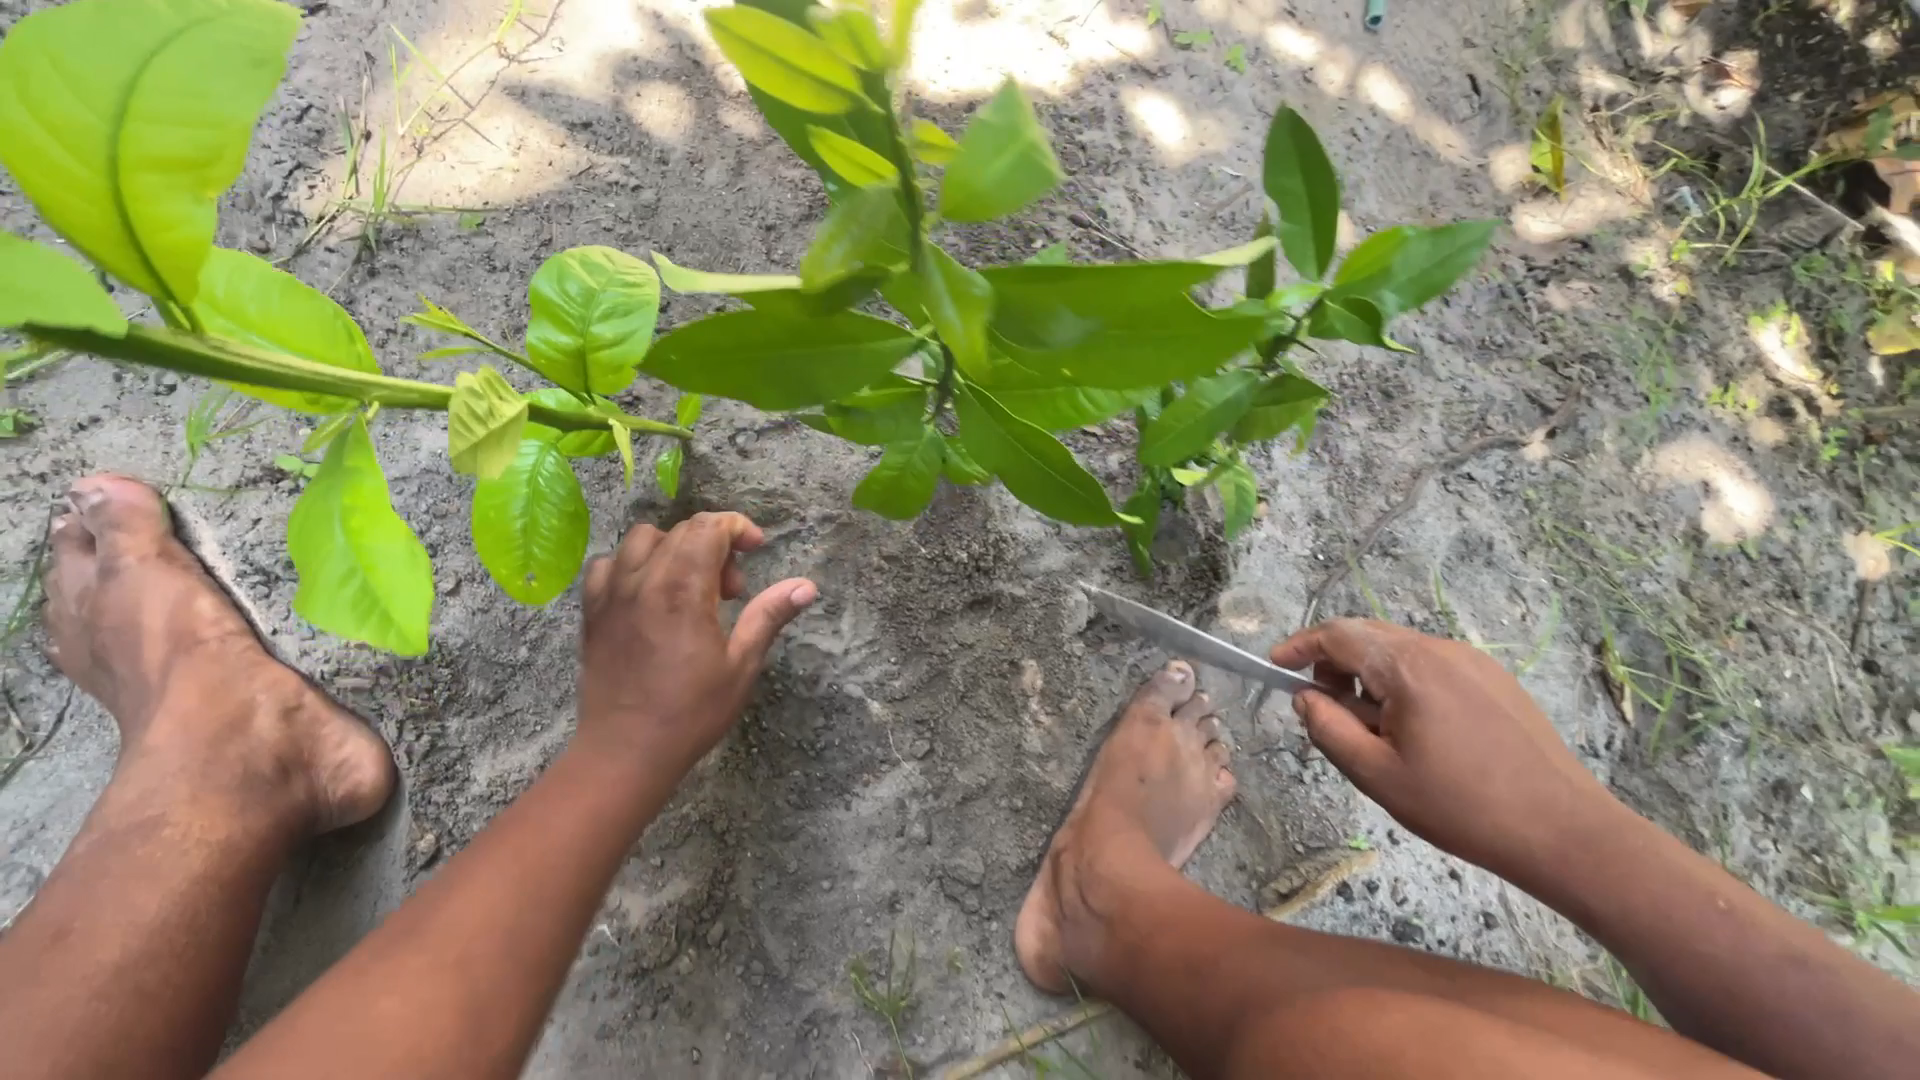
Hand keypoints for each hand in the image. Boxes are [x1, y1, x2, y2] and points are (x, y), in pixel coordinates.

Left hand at [576, 512, 815, 777]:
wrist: (625, 752)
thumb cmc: (691, 713)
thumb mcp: (742, 665)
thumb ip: (769, 616)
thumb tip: (807, 586)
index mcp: (682, 589)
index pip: (709, 527)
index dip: (738, 527)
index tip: (757, 548)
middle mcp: (643, 580)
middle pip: (681, 531)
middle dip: (715, 545)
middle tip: (734, 590)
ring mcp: (611, 594)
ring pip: (642, 540)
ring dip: (675, 549)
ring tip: (692, 587)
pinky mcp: (592, 612)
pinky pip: (608, 565)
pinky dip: (633, 566)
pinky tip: (649, 595)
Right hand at [1270, 619, 1622, 880]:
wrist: (1565, 832)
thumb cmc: (1461, 806)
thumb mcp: (1375, 774)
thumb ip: (1328, 728)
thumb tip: (1305, 698)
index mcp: (1408, 666)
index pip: (1338, 635)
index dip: (1300, 647)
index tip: (1275, 666)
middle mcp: (1440, 650)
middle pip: (1368, 636)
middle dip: (1333, 662)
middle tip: (1321, 705)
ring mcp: (1473, 662)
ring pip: (1399, 651)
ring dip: (1368, 674)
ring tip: (1370, 727)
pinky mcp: (1495, 680)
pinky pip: (1431, 665)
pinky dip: (1403, 682)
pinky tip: (1413, 729)